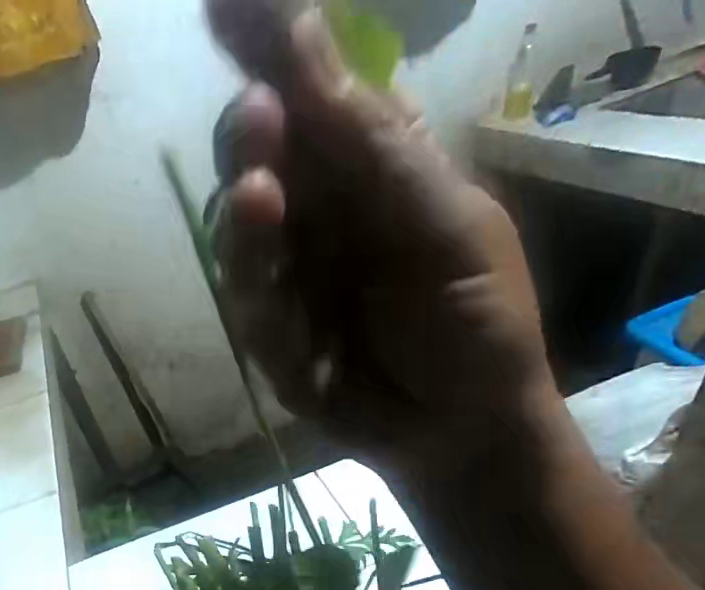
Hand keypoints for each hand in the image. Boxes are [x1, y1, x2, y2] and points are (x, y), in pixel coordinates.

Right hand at [207, 0, 560, 479]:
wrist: (468, 431)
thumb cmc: (480, 324)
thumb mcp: (449, 227)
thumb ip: (378, 147)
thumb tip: (303, 36)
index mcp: (373, 171)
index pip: (314, 96)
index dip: (269, 51)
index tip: (224, 5)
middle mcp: (324, 217)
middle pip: (260, 160)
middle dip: (250, 140)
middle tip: (261, 123)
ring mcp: (295, 282)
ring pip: (241, 239)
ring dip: (241, 222)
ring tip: (259, 201)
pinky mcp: (278, 345)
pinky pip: (254, 320)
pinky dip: (264, 314)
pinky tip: (285, 318)